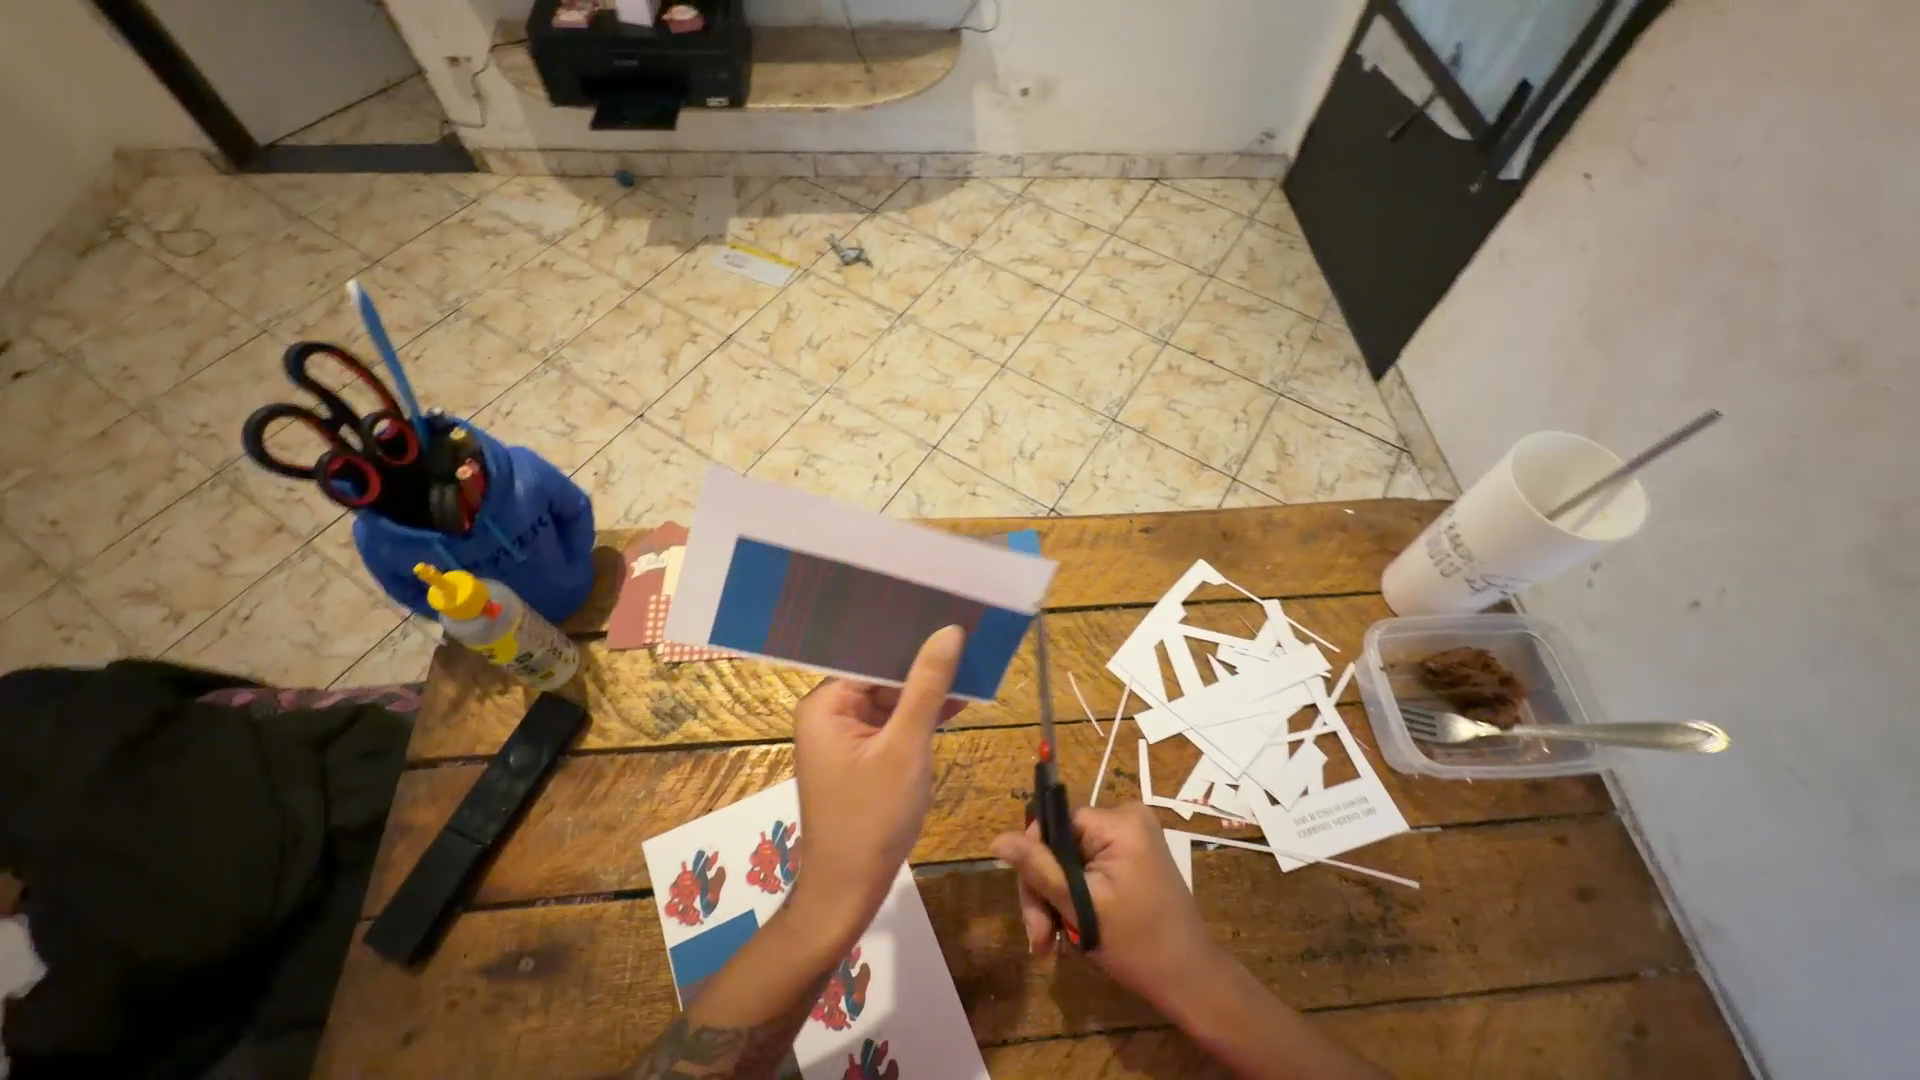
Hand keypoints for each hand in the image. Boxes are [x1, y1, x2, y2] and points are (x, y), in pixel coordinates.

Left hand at [788, 626, 965, 941]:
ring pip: (890, 702)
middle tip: (972, 640)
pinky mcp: (857, 758)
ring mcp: (841, 737)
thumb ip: (927, 687)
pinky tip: (956, 706)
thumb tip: (949, 631)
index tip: (954, 620)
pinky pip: (890, 726)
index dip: (914, 640)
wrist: (848, 891)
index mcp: (825, 704)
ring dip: (926, 693)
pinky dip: (918, 719)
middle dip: (925, 667)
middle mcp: (827, 713)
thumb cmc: (873, 817)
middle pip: (882, 677)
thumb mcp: (906, 747)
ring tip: (974, 666)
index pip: (874, 657)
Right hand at [991, 801, 1225, 1010]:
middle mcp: (1126, 818)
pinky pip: (1089, 867)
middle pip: (1061, 845)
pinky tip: (1070, 930)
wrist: (1189, 979)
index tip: (1032, 913)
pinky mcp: (1134, 857)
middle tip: (1040, 939)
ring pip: (1071, 860)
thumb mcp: (1080, 907)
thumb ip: (1038, 869)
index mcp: (1118, 822)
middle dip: (1045, 891)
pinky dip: (1076, 897)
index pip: (1054, 824)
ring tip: (1050, 943)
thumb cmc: (1137, 944)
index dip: (1035, 863)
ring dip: (1056, 900)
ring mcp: (1132, 838)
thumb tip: (998, 839)